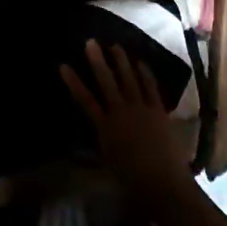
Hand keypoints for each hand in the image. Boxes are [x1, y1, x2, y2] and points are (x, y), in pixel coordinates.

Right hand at [61, 40, 193, 202]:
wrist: (163, 183)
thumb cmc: (131, 180)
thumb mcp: (106, 165)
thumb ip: (92, 152)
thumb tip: (75, 147)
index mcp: (105, 127)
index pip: (85, 100)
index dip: (73, 83)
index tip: (63, 65)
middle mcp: (121, 112)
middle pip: (107, 82)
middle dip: (97, 61)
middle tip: (91, 42)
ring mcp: (141, 108)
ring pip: (129, 79)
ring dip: (121, 61)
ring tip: (115, 46)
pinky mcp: (158, 110)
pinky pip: (151, 86)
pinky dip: (145, 73)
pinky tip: (140, 62)